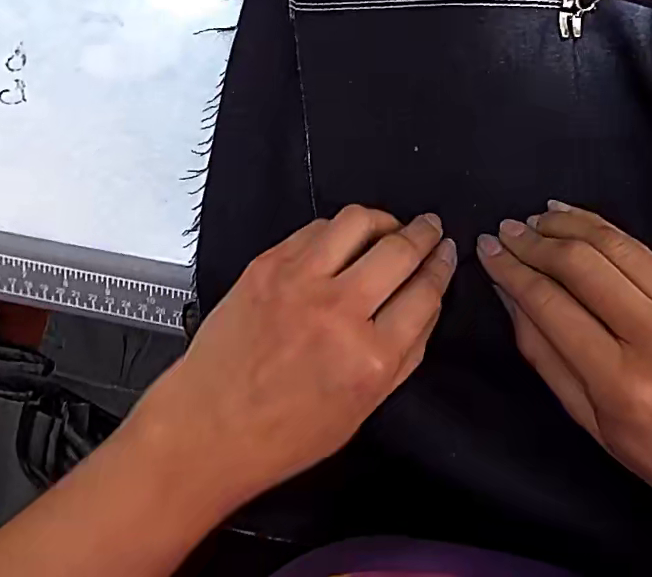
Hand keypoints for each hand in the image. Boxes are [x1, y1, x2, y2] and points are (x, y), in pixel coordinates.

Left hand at [131, 205, 456, 508]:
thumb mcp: (365, 408)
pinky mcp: (268, 264)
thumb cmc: (286, 432)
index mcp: (369, 358)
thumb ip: (408, 352)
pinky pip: (318, 227)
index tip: (446, 252)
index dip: (442, 266)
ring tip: (390, 228)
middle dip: (426, 233)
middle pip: (401, 249)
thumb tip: (429, 297)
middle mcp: (338, 312)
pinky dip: (340, 229)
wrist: (205, 430)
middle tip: (431, 227)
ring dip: (385, 219)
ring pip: (360, 221)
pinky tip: (345, 241)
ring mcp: (299, 282)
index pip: (425, 292)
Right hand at [475, 202, 651, 540]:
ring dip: (566, 224)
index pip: (551, 306)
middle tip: (506, 229)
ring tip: (535, 218)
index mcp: (623, 386)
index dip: (512, 271)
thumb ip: (546, 357)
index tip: (488, 250)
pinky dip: (603, 228)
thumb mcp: (595, 428)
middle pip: (580, 265)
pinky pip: (643, 251)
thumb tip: (511, 296)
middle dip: (534, 241)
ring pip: (613, 245)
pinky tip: (577, 220)